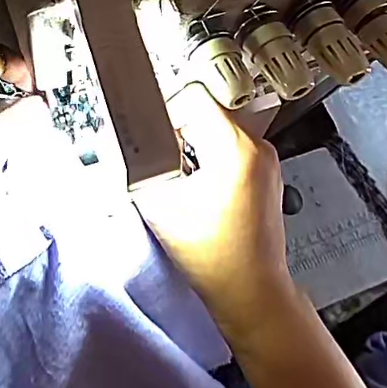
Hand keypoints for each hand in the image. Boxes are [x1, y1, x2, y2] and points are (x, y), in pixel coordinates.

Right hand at [132, 83, 297, 337]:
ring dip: (192, 146)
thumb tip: (121, 147)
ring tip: (181, 178)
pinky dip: (209, 159)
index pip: (194, 96)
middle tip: (162, 161)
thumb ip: (137, 169)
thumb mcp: (161, 206)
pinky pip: (230, 148)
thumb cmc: (215, 257)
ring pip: (217, 130)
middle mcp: (257, 147)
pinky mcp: (265, 174)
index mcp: (236, 146)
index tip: (151, 131)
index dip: (165, 111)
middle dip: (177, 133)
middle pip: (205, 111)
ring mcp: (265, 160)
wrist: (251, 291)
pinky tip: (198, 188)